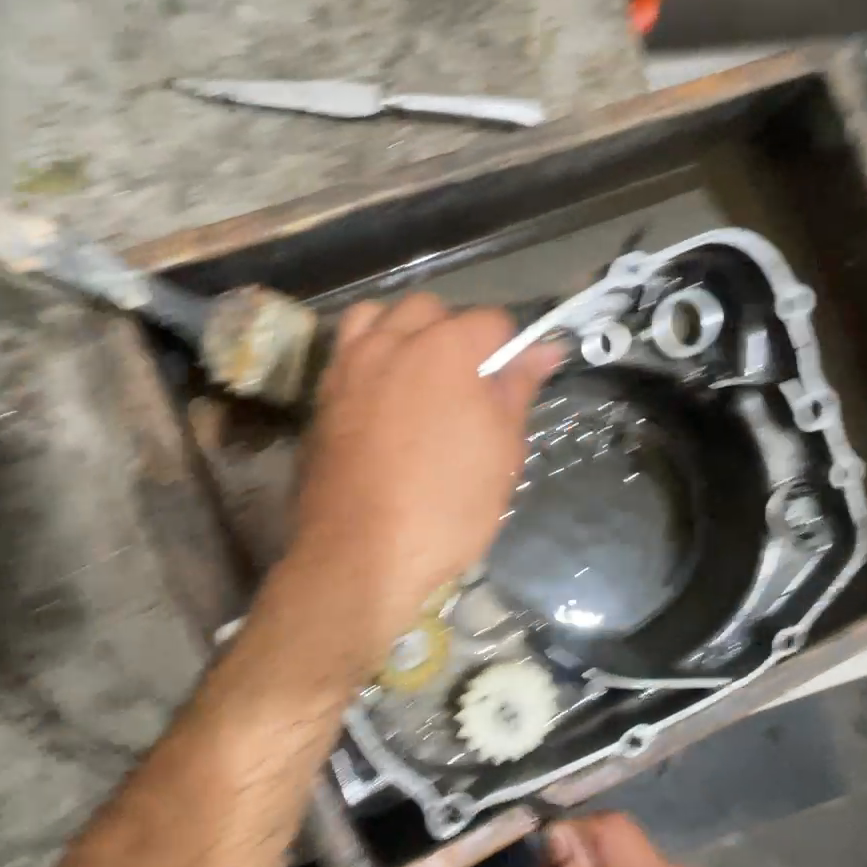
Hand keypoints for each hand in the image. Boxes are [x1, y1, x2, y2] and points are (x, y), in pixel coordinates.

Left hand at [277, 293, 558, 661]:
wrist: (359, 556)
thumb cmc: (445, 508)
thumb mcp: (501, 453)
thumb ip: (518, 390)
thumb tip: (545, 349)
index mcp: (445, 348)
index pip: (491, 321)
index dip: (509, 351)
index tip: (510, 387)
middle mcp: (391, 342)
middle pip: (429, 310)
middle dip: (454, 334)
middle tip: (466, 387)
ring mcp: (348, 367)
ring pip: (377, 318)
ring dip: (402, 333)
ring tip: (417, 378)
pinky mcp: (320, 397)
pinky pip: (346, 353)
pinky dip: (368, 358)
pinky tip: (381, 399)